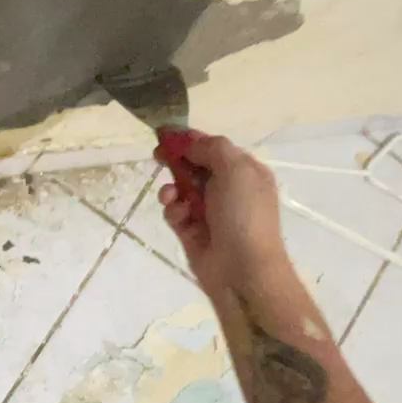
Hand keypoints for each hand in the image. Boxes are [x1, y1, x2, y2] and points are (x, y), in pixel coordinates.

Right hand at [157, 133, 290, 299]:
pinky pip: (174, 213)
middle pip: (194, 166)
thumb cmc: (244, 215)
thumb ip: (212, 149)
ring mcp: (208, 211)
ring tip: (170, 196)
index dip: (190, 139)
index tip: (166, 134)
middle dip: (176, 161)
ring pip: (180, 189)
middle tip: (157, 155)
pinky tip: (178, 217)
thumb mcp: (236, 170)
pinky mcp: (191, 231)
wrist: (242, 269)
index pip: (213, 148)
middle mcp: (227, 189)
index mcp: (244, 171)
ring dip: (172, 189)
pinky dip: (173, 211)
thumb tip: (190, 143)